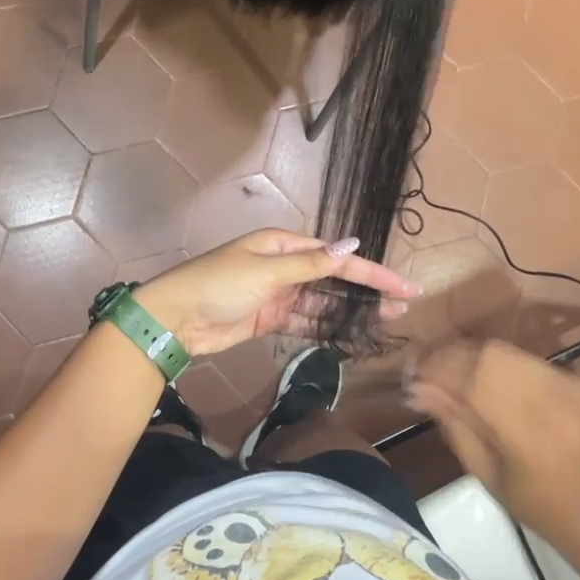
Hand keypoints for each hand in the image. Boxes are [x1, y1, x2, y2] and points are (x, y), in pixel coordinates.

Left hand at [131, 229, 419, 355]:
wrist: (175, 318)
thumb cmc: (219, 284)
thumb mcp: (266, 271)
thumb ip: (311, 265)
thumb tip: (351, 245)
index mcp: (282, 245)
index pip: (335, 257)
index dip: (370, 272)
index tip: (403, 285)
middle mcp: (282, 266)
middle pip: (333, 279)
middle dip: (367, 292)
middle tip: (403, 306)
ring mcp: (276, 294)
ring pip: (322, 303)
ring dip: (350, 311)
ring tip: (387, 321)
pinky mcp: (267, 319)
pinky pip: (304, 322)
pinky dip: (325, 327)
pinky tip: (350, 333)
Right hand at [408, 340, 579, 545]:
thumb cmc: (529, 500)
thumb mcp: (481, 470)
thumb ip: (452, 424)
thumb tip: (417, 390)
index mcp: (523, 433)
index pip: (470, 383)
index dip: (436, 373)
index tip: (411, 376)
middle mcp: (546, 400)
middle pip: (486, 357)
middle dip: (449, 357)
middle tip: (425, 369)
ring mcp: (561, 385)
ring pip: (502, 351)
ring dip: (468, 355)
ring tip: (447, 368)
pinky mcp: (568, 379)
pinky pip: (520, 357)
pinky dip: (493, 359)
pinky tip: (479, 372)